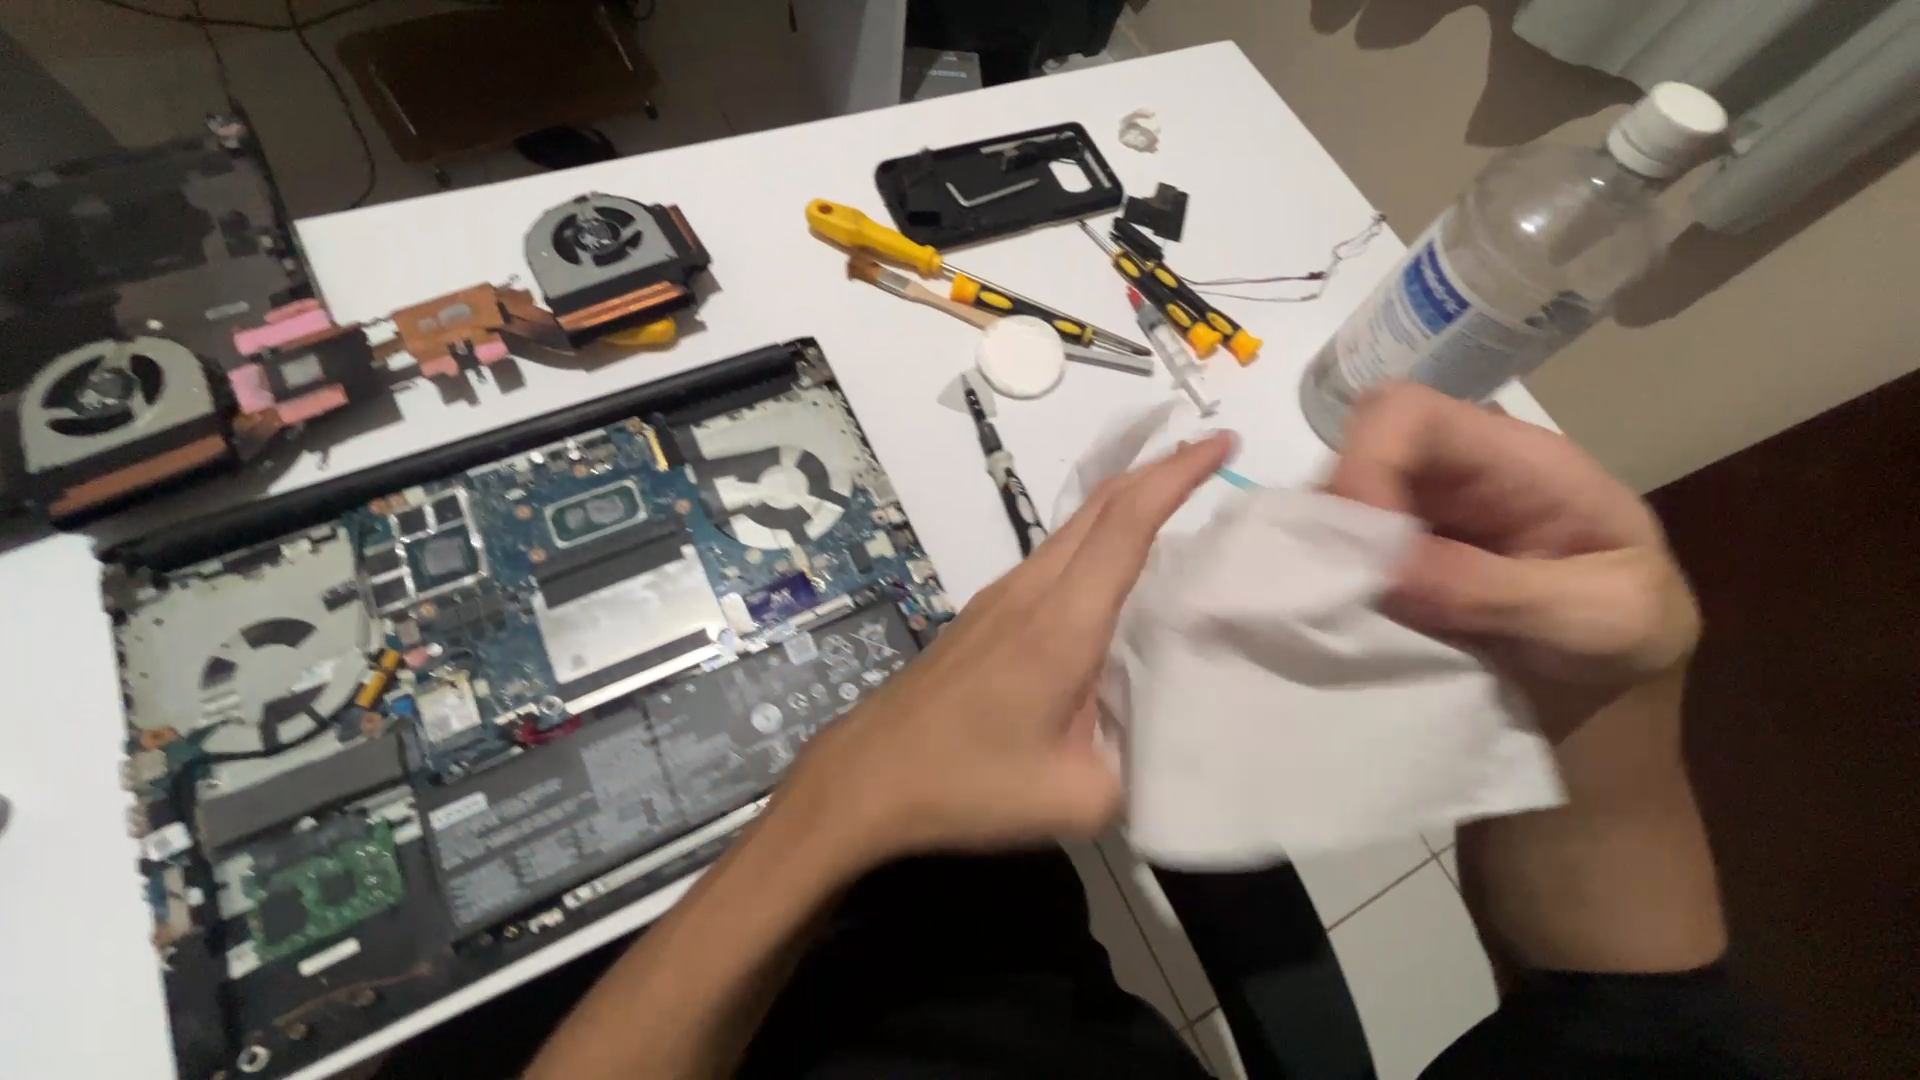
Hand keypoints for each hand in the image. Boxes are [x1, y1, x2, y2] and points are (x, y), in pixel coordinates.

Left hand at [780, 433, 1236, 866]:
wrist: (868, 775)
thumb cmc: (967, 783)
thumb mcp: (1075, 797)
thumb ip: (1139, 767)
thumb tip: (1165, 739)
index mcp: (1061, 623)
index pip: (1127, 524)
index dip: (1178, 474)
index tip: (1223, 443)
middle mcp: (1030, 592)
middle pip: (1098, 507)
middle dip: (1158, 470)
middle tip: (1212, 457)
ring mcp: (1000, 598)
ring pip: (1071, 529)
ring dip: (1125, 503)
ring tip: (1175, 505)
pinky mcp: (984, 615)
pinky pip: (1051, 558)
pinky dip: (1095, 540)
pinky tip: (1111, 572)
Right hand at [1325, 384, 1698, 734]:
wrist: (1614, 680)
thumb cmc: (1630, 636)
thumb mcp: (1600, 619)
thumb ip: (1495, 590)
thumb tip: (1377, 568)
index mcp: (1516, 462)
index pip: (1410, 416)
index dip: (1366, 462)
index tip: (1361, 549)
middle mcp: (1450, 473)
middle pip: (1354, 450)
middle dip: (1334, 515)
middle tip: (1343, 589)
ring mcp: (1411, 511)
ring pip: (1330, 498)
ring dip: (1323, 552)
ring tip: (1346, 611)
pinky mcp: (1385, 551)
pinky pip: (1329, 545)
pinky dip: (1321, 577)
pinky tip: (1344, 615)